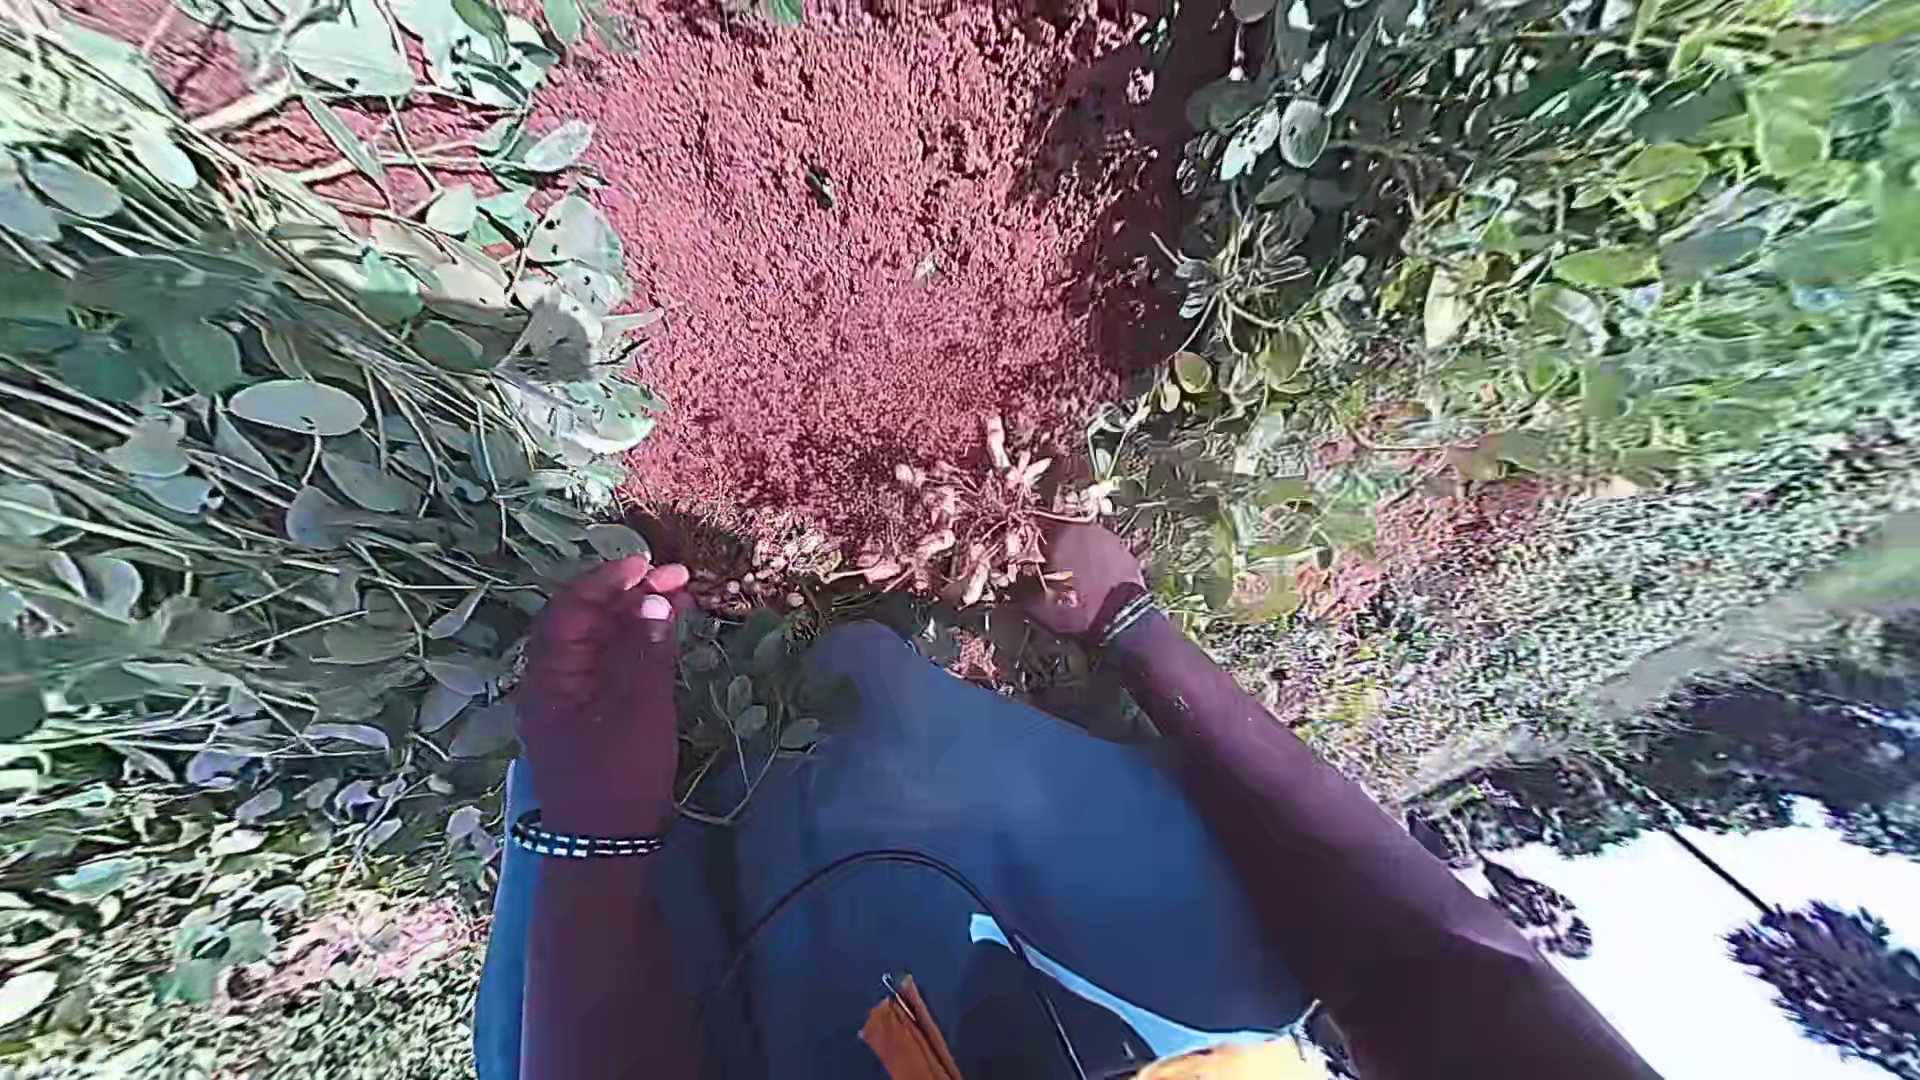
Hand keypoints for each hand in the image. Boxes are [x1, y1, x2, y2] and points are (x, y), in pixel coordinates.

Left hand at [515, 556, 690, 835]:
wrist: (610, 843)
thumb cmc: (621, 772)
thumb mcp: (639, 707)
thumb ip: (645, 650)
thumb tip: (652, 598)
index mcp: (551, 677)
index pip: (570, 611)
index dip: (606, 581)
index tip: (646, 564)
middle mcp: (557, 680)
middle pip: (589, 621)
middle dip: (631, 594)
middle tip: (678, 577)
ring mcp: (578, 696)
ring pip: (607, 640)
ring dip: (641, 615)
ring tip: (683, 595)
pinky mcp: (599, 710)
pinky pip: (618, 662)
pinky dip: (644, 642)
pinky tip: (669, 631)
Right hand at [1024, 524, 1145, 638]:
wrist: (1120, 621)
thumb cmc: (1075, 609)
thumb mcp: (1035, 605)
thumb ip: (1021, 586)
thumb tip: (1015, 579)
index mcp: (1060, 534)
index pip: (1037, 532)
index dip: (1032, 549)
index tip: (1030, 564)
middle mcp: (1085, 530)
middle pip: (1064, 535)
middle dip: (1058, 551)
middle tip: (1053, 574)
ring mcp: (1109, 540)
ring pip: (1086, 543)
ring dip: (1080, 556)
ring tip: (1076, 581)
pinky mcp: (1127, 554)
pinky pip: (1105, 555)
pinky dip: (1099, 565)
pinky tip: (1095, 584)